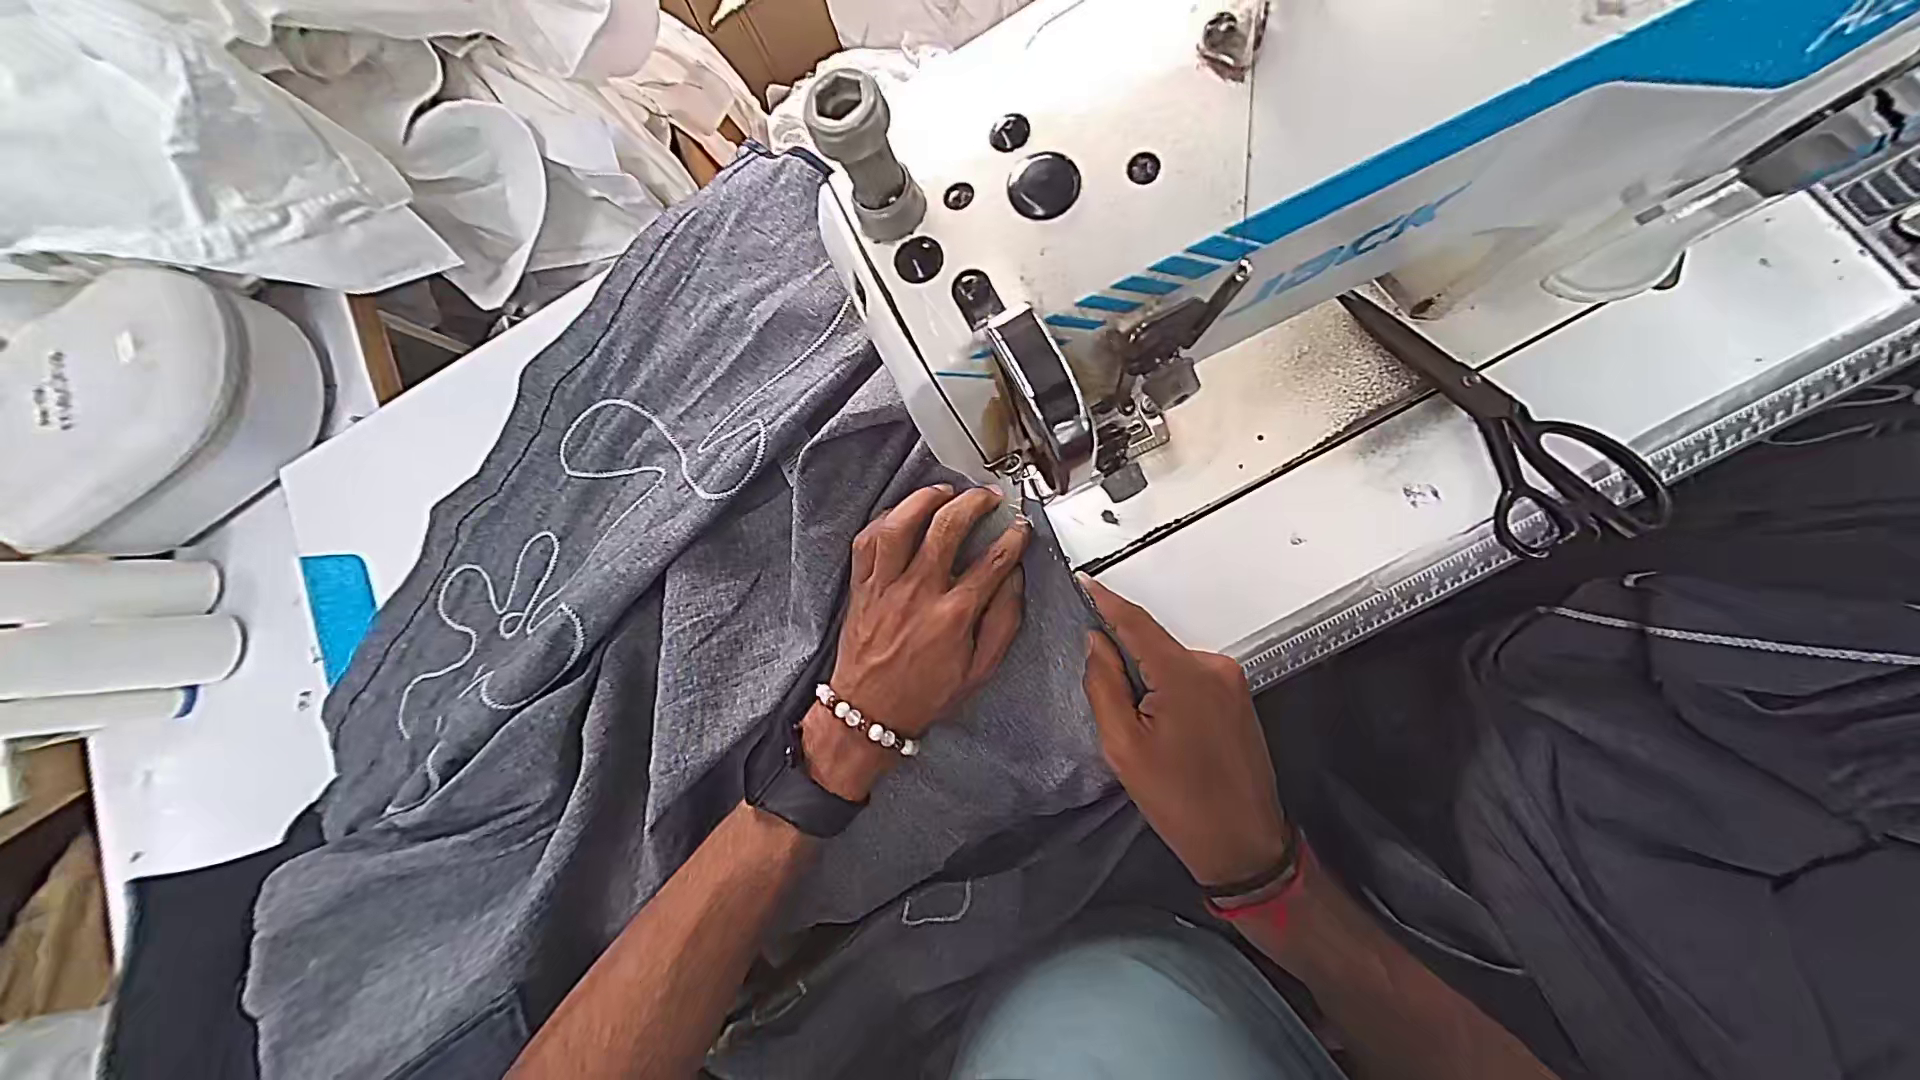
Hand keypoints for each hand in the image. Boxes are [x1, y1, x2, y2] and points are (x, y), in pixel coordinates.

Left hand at [805, 485, 1029, 798]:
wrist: (869, 711)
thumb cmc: (922, 693)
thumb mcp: (979, 670)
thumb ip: (1003, 623)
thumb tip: (1015, 582)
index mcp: (952, 616)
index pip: (991, 562)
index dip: (1012, 538)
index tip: (1019, 528)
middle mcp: (917, 594)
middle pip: (946, 529)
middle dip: (973, 504)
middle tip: (987, 498)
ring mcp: (886, 587)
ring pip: (900, 526)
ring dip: (924, 500)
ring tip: (944, 491)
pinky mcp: (862, 587)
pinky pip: (866, 541)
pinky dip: (885, 520)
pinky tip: (903, 513)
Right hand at [1080, 575, 1291, 888]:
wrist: (1243, 843)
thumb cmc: (1182, 802)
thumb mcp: (1123, 746)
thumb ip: (1103, 684)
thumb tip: (1097, 643)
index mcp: (1184, 675)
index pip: (1135, 621)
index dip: (1105, 599)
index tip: (1084, 581)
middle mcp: (1214, 667)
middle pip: (1151, 643)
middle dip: (1124, 660)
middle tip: (1113, 706)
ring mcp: (1230, 681)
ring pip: (1170, 660)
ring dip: (1148, 679)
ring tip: (1145, 731)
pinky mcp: (1237, 695)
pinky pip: (1189, 674)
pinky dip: (1168, 687)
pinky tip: (1166, 729)